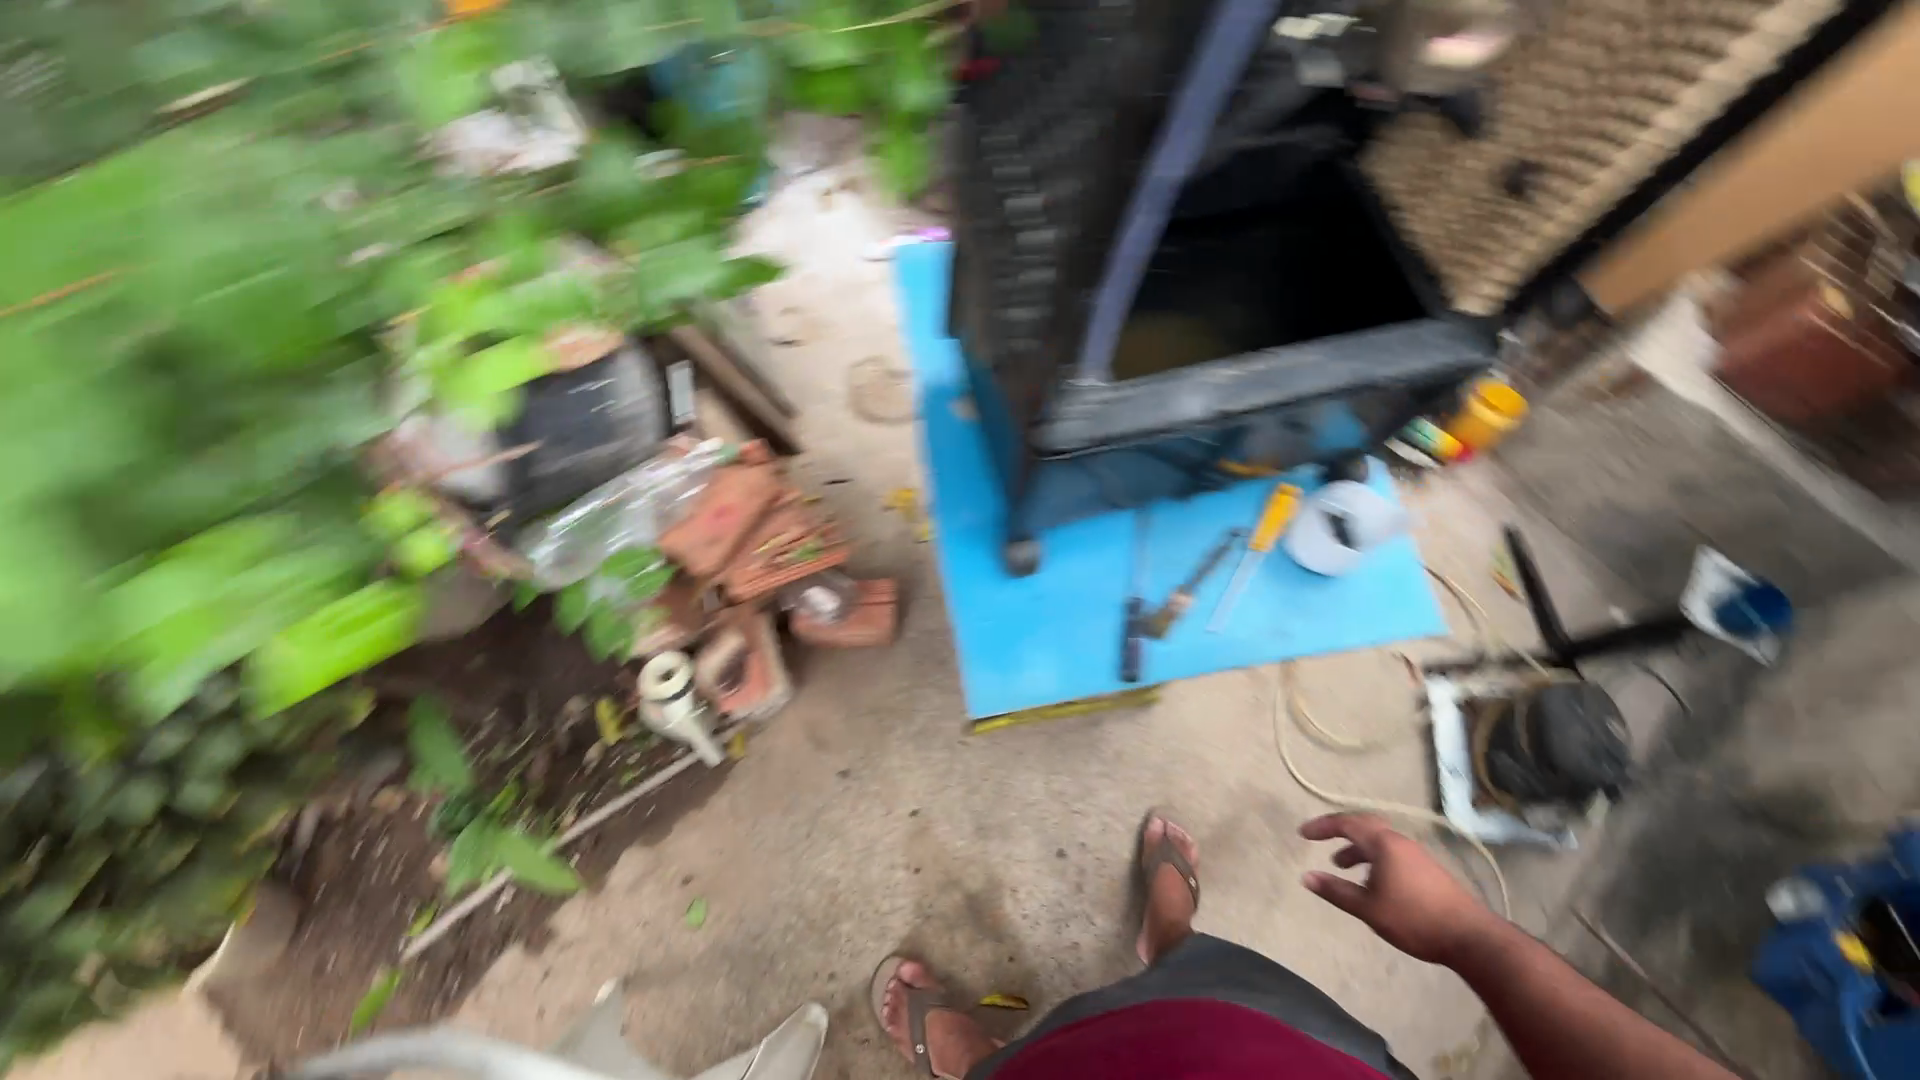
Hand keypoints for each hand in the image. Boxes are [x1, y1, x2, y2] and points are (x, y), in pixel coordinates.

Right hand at [1298, 813, 1501, 966]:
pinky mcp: (1428, 870)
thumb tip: (1306, 877)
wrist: (1471, 937)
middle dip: (1340, 830)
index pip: (1346, 823)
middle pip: (1365, 824)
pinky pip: (1392, 852)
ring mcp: (1417, 855)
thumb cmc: (1414, 919)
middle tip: (1321, 839)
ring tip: (1343, 865)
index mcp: (1384, 844)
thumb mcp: (1368, 908)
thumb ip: (1336, 891)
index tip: (1303, 834)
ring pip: (1380, 841)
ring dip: (1357, 847)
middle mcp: (1400, 842)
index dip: (1322, 826)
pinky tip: (1373, 882)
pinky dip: (1374, 858)